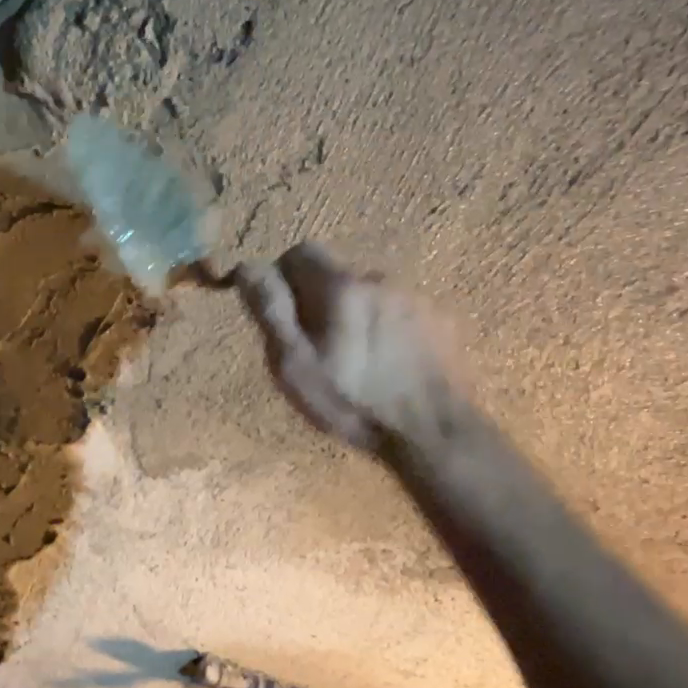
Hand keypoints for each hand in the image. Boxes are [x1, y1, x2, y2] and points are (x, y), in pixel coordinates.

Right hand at [233, 242, 464, 449]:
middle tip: (313, 348)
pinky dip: (383, 328)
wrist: (433, 434)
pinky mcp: (441, 321)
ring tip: (352, 360)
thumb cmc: (350, 401)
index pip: (300, 252)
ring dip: (352, 314)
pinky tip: (385, 364)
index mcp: (340, 287)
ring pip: (367, 294)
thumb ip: (269, 309)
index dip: (282, 277)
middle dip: (317, 300)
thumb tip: (246, 266)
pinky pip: (397, 311)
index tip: (281, 316)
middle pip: (335, 275)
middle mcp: (380, 280)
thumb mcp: (293, 363)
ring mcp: (416, 299)